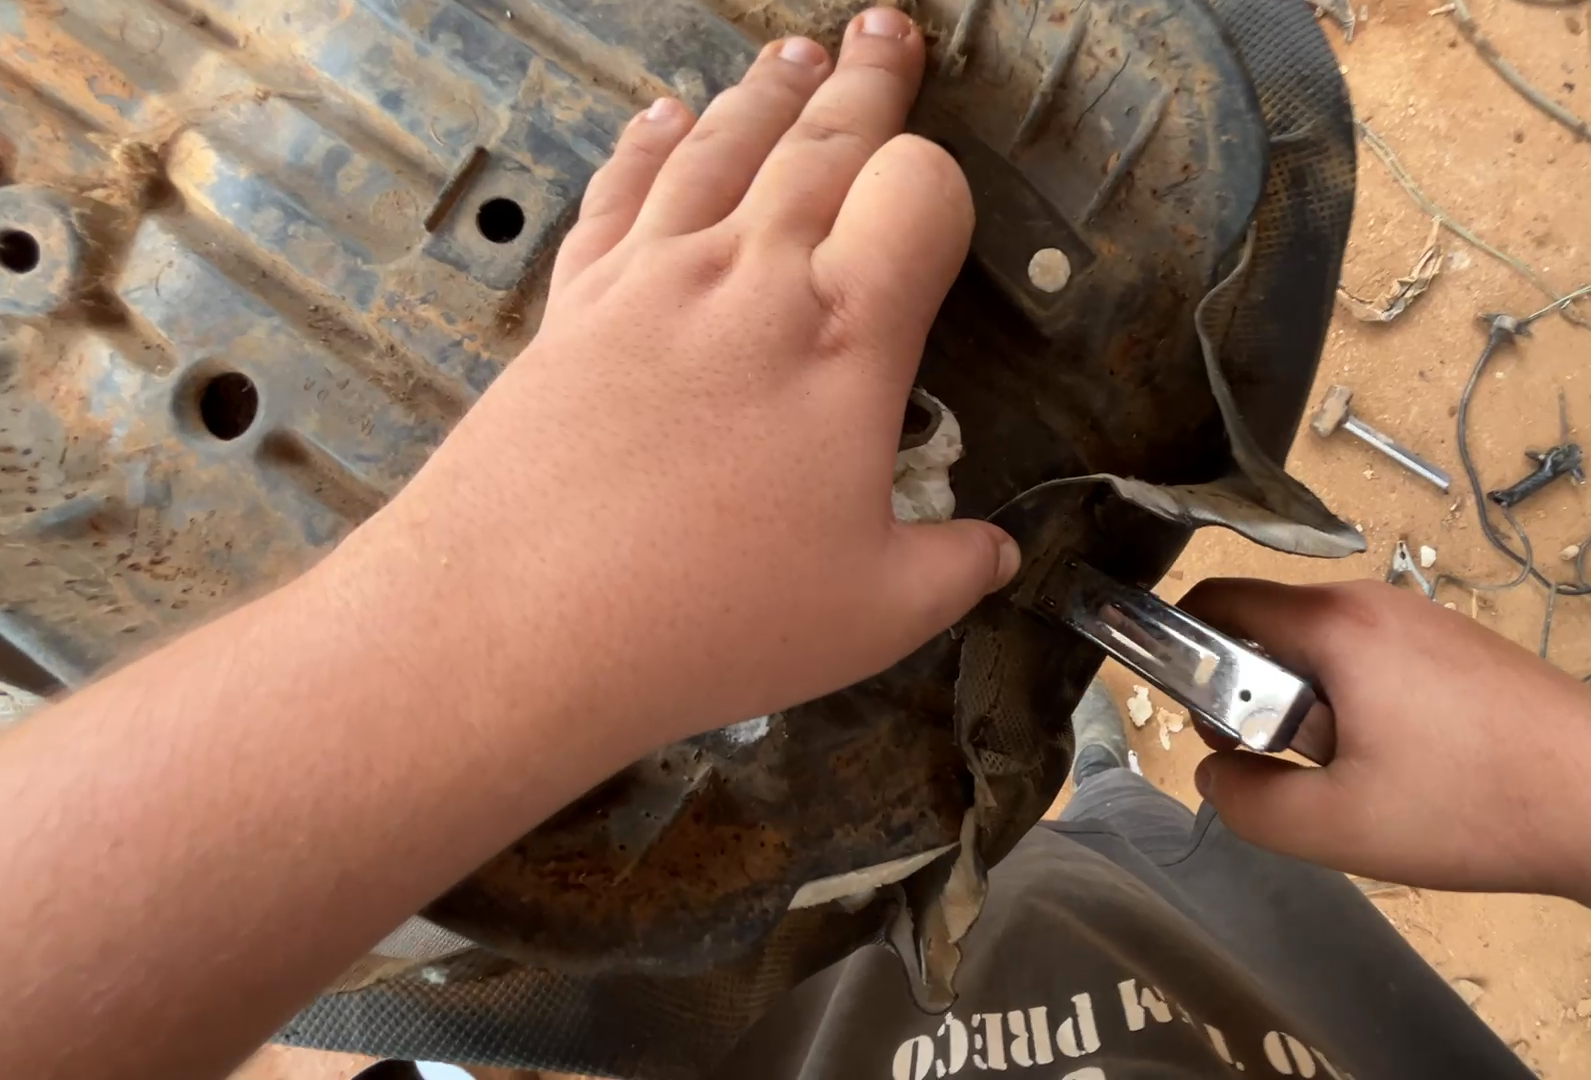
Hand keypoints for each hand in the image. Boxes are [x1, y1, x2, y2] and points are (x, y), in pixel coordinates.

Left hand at [316, 9, 1016, 752]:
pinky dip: (651, 145)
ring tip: (800, 55)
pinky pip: (623, 194)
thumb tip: (1002, 555)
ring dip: (770, 93)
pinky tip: (666, 116)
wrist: (513, 631)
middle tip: (888, 32)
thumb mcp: (881, 613)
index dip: (943, 188)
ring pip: (722, 147)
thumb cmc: (719, 618)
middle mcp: (750, 279)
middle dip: (869, 83)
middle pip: (822, 140)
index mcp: (846, 339)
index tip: (943, 217)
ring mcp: (652, 283)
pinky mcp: (576, 308)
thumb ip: (958, 570)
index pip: (919, 195)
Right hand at [1180, 579, 1590, 898]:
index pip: (1219, 599)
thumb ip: (1247, 803)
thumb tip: (1211, 773)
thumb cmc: (1476, 808)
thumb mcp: (1338, 827)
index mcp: (1335, 623)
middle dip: (1246, 688)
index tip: (1194, 705)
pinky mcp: (1452, 640)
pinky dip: (1348, 695)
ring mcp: (1419, 616)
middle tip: (1275, 757)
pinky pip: (1364, 653)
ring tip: (1346, 766)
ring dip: (1300, 698)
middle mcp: (1372, 600)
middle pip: (1265, 625)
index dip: (1182, 642)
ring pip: (1314, 644)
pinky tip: (1397, 756)